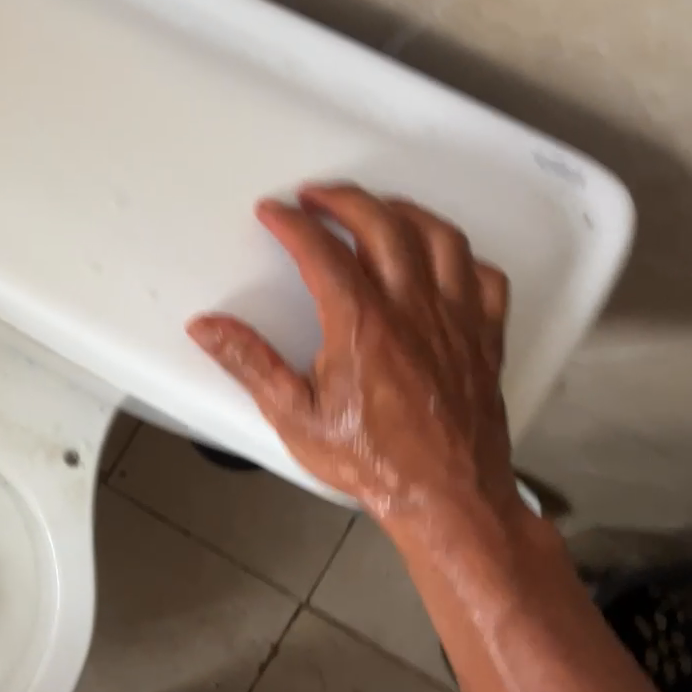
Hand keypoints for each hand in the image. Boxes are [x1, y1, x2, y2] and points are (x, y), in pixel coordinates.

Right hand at [187, 183, 523, 531]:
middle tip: (317, 195)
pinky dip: (460, 255)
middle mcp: (412, 311)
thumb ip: (249, 363)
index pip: (322, 253)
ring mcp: (454, 321)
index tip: (274, 211)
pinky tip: (440, 257)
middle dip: (346, 200)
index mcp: (362, 325)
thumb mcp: (291, 414)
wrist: (445, 495)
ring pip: (440, 239)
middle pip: (384, 228)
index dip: (293, 224)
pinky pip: (484, 277)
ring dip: (403, 212)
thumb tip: (207, 327)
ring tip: (376, 207)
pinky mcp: (482, 338)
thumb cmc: (369, 459)